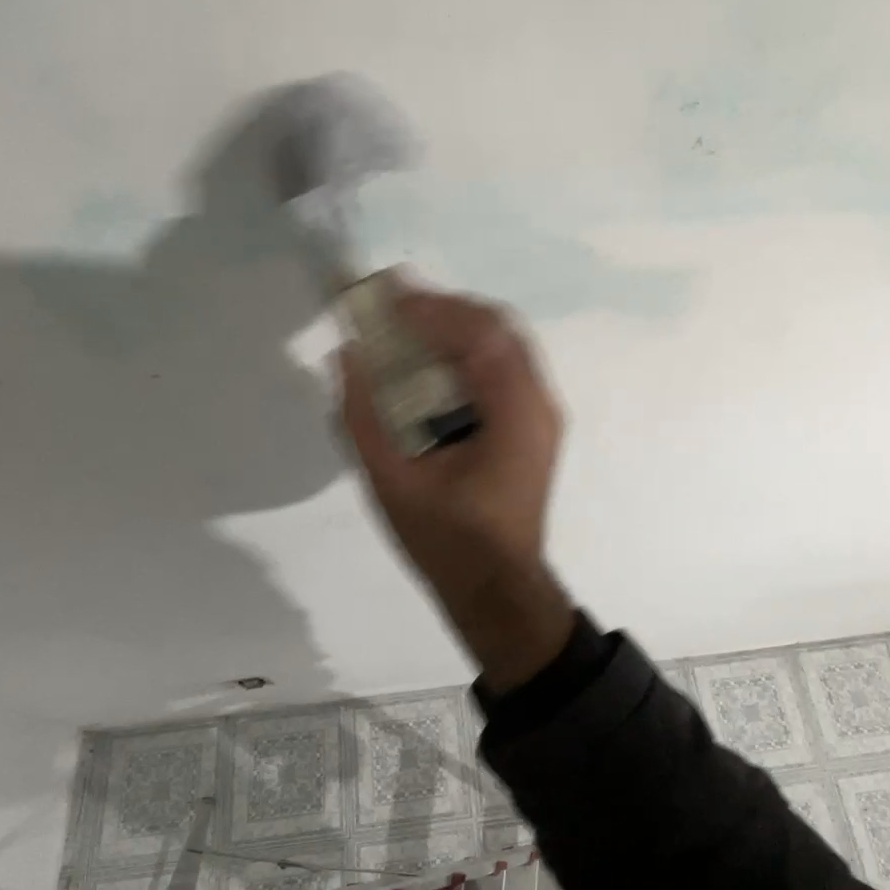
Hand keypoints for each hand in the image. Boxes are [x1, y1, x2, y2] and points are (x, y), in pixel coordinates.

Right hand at [338, 277, 573, 689]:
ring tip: (408, 327)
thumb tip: (346, 357)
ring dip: (457, 327)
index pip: (482, 335)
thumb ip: (364, 417)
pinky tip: (431, 363)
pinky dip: (468, 352)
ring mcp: (542, 414)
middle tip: (395, 306)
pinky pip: (504, 368)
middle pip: (499, 328)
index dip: (435, 308)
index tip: (388, 299)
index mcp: (514, 414)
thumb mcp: (392, 482)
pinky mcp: (534, 425)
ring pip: (505, 344)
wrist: (499, 590)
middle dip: (446, 309)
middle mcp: (539, 403)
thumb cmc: (447, 542)